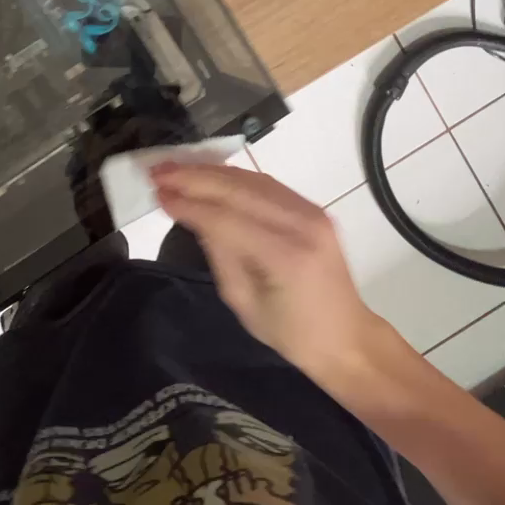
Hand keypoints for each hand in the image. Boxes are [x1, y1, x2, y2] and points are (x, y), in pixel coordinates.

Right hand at [150, 162, 389, 388]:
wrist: (346, 337)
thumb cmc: (291, 333)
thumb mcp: (243, 302)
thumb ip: (219, 253)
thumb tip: (192, 215)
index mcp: (285, 256)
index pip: (226, 218)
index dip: (189, 204)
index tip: (158, 194)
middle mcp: (301, 224)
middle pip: (238, 189)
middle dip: (193, 177)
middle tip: (158, 171)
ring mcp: (311, 211)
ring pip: (252, 179)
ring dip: (211, 171)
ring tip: (175, 168)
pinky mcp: (313, 208)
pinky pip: (266, 184)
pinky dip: (233, 177)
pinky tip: (209, 174)